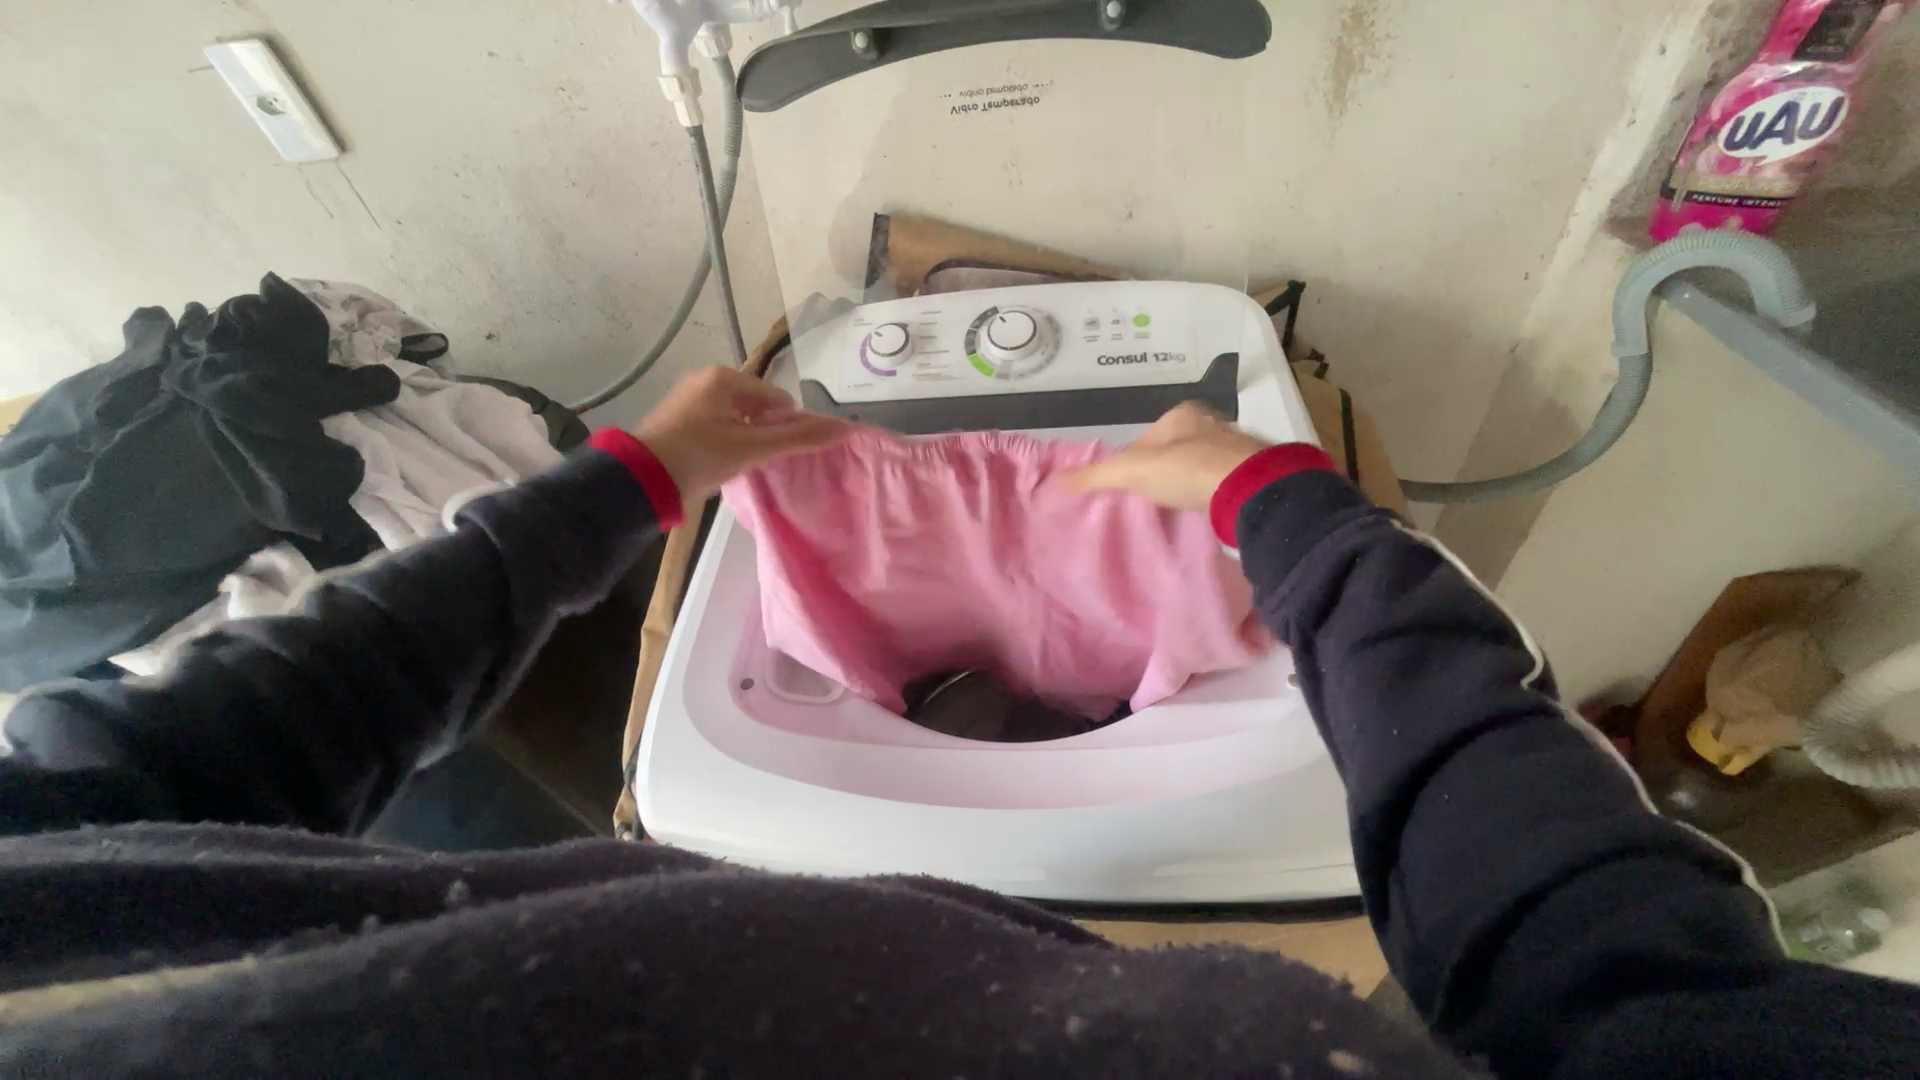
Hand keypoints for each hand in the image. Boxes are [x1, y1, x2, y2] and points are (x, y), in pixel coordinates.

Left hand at [634, 367, 849, 505]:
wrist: (641, 479)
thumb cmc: (700, 457)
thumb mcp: (753, 448)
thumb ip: (799, 438)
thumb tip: (845, 428)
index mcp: (725, 378)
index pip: (778, 399)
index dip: (788, 427)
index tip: (781, 453)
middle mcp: (706, 380)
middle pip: (758, 407)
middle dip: (766, 432)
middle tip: (761, 461)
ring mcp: (689, 399)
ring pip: (737, 418)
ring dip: (747, 439)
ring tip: (743, 465)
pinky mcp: (677, 420)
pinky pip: (717, 426)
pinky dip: (727, 442)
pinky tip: (722, 464)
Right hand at [1065, 402, 1270, 511]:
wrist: (1247, 489)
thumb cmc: (1184, 470)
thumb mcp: (1130, 472)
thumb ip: (1094, 476)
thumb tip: (1055, 481)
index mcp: (1180, 414)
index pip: (1147, 436)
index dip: (1134, 457)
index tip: (1129, 482)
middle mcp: (1210, 423)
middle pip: (1176, 447)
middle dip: (1164, 466)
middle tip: (1151, 493)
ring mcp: (1235, 447)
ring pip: (1200, 462)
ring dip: (1188, 479)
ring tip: (1176, 503)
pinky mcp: (1253, 471)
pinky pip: (1222, 480)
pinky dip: (1210, 492)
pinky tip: (1203, 508)